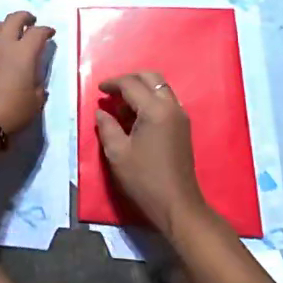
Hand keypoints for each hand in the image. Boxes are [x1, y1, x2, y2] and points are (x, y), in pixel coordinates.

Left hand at [0, 11, 54, 138]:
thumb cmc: (12, 110)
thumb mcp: (36, 99)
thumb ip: (38, 81)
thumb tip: (34, 75)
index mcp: (24, 52)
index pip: (38, 32)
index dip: (46, 30)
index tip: (50, 34)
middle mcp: (4, 45)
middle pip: (14, 19)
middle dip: (25, 17)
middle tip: (31, 21)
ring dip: (5, 25)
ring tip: (10, 32)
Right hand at [94, 72, 209, 234]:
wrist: (177, 204)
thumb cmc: (144, 179)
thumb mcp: (117, 153)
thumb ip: (107, 127)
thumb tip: (102, 112)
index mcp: (155, 110)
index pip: (131, 84)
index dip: (113, 83)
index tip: (99, 89)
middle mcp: (171, 106)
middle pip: (151, 78)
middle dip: (129, 80)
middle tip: (111, 92)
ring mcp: (180, 115)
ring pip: (160, 88)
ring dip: (141, 89)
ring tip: (121, 106)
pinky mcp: (183, 126)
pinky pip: (166, 101)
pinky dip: (150, 100)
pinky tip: (136, 117)